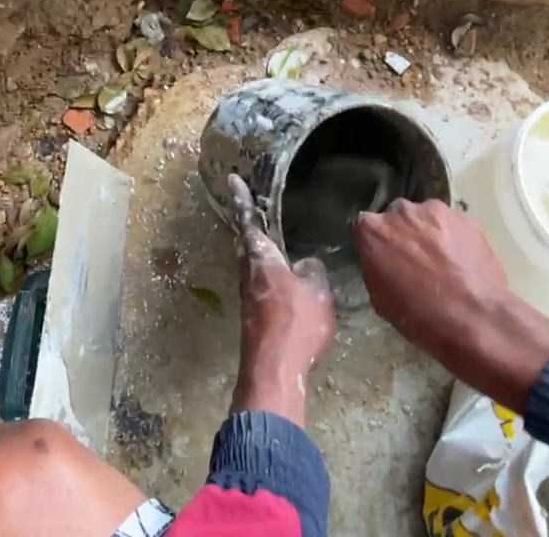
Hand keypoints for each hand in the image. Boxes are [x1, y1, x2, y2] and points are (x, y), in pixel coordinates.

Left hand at [228, 173, 333, 425]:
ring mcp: (247, 294)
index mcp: (261, 257)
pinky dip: (269, 275)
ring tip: (275, 244)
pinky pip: (260, 284)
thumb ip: (312, 272)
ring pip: (253, 264)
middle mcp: (248, 272)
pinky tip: (283, 282)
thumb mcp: (317, 292)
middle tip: (256, 209)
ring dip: (261, 252)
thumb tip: (305, 264)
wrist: (273, 369)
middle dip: (251, 225)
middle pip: (247, 242)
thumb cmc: (295, 323)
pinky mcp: (252, 314)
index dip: (242, 198)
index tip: (232, 179)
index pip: (249, 219)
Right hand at [353, 199, 548, 409]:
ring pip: (427, 217)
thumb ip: (375, 265)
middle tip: (415, 259)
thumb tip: (383, 259)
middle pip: (397, 216)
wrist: (474, 319)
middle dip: (403, 232)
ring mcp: (435, 211)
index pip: (364, 226)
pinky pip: (453, 225)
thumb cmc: (418, 314)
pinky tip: (463, 262)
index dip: (376, 242)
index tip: (383, 257)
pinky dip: (455, 238)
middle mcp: (400, 211)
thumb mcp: (379, 296)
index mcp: (372, 229)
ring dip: (429, 233)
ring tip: (444, 261)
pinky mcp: (465, 218)